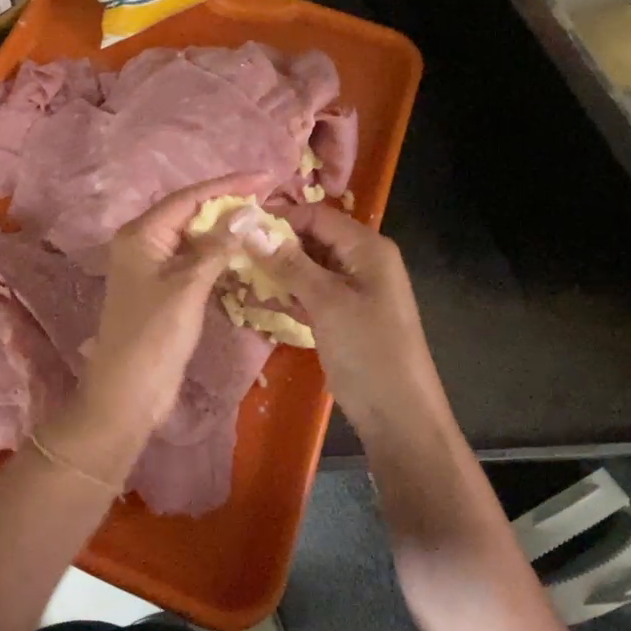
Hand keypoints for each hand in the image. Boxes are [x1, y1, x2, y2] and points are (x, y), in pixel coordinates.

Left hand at [38, 174, 263, 483]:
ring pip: (195, 237)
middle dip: (229, 205)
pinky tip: (245, 254)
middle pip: (191, 212)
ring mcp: (152, 267)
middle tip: (271, 199)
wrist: (128, 392)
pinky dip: (220, 256)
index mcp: (141, 234)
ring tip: (265, 222)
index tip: (268, 177)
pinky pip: (195, 261)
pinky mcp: (164, 289)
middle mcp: (143, 243)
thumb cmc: (153, 335)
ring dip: (227, 231)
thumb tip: (246, 213)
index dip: (229, 185)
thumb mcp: (188, 287)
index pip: (189, 197)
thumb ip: (217, 247)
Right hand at [252, 203, 430, 416]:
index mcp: (367, 247)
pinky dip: (287, 295)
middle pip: (312, 238)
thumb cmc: (368, 350)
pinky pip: (310, 293)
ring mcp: (353, 290)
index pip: (317, 215)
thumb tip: (249, 228)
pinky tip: (255, 300)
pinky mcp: (343, 316)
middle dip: (274, 244)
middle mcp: (362, 261)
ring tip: (236, 275)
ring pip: (308, 267)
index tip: (237, 228)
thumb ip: (288, 263)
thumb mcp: (326, 302)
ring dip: (276, 271)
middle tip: (232, 253)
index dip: (279, 217)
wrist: (399, 414)